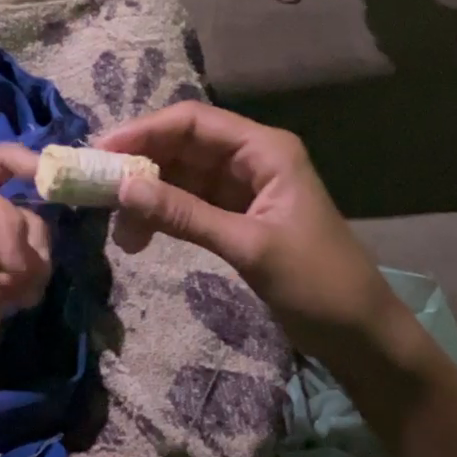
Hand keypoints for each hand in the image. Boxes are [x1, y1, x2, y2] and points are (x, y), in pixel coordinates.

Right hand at [98, 102, 402, 356]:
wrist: (361, 334)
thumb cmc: (318, 283)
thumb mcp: (248, 246)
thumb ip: (185, 215)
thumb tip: (122, 188)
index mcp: (265, 150)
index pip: (194, 122)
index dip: (144, 132)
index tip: (100, 153)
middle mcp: (252, 159)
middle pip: (183, 146)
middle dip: (140, 165)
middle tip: (96, 191)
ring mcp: (243, 189)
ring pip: (182, 177)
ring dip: (148, 195)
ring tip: (117, 229)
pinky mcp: (238, 218)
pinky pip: (190, 205)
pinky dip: (163, 216)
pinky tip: (138, 237)